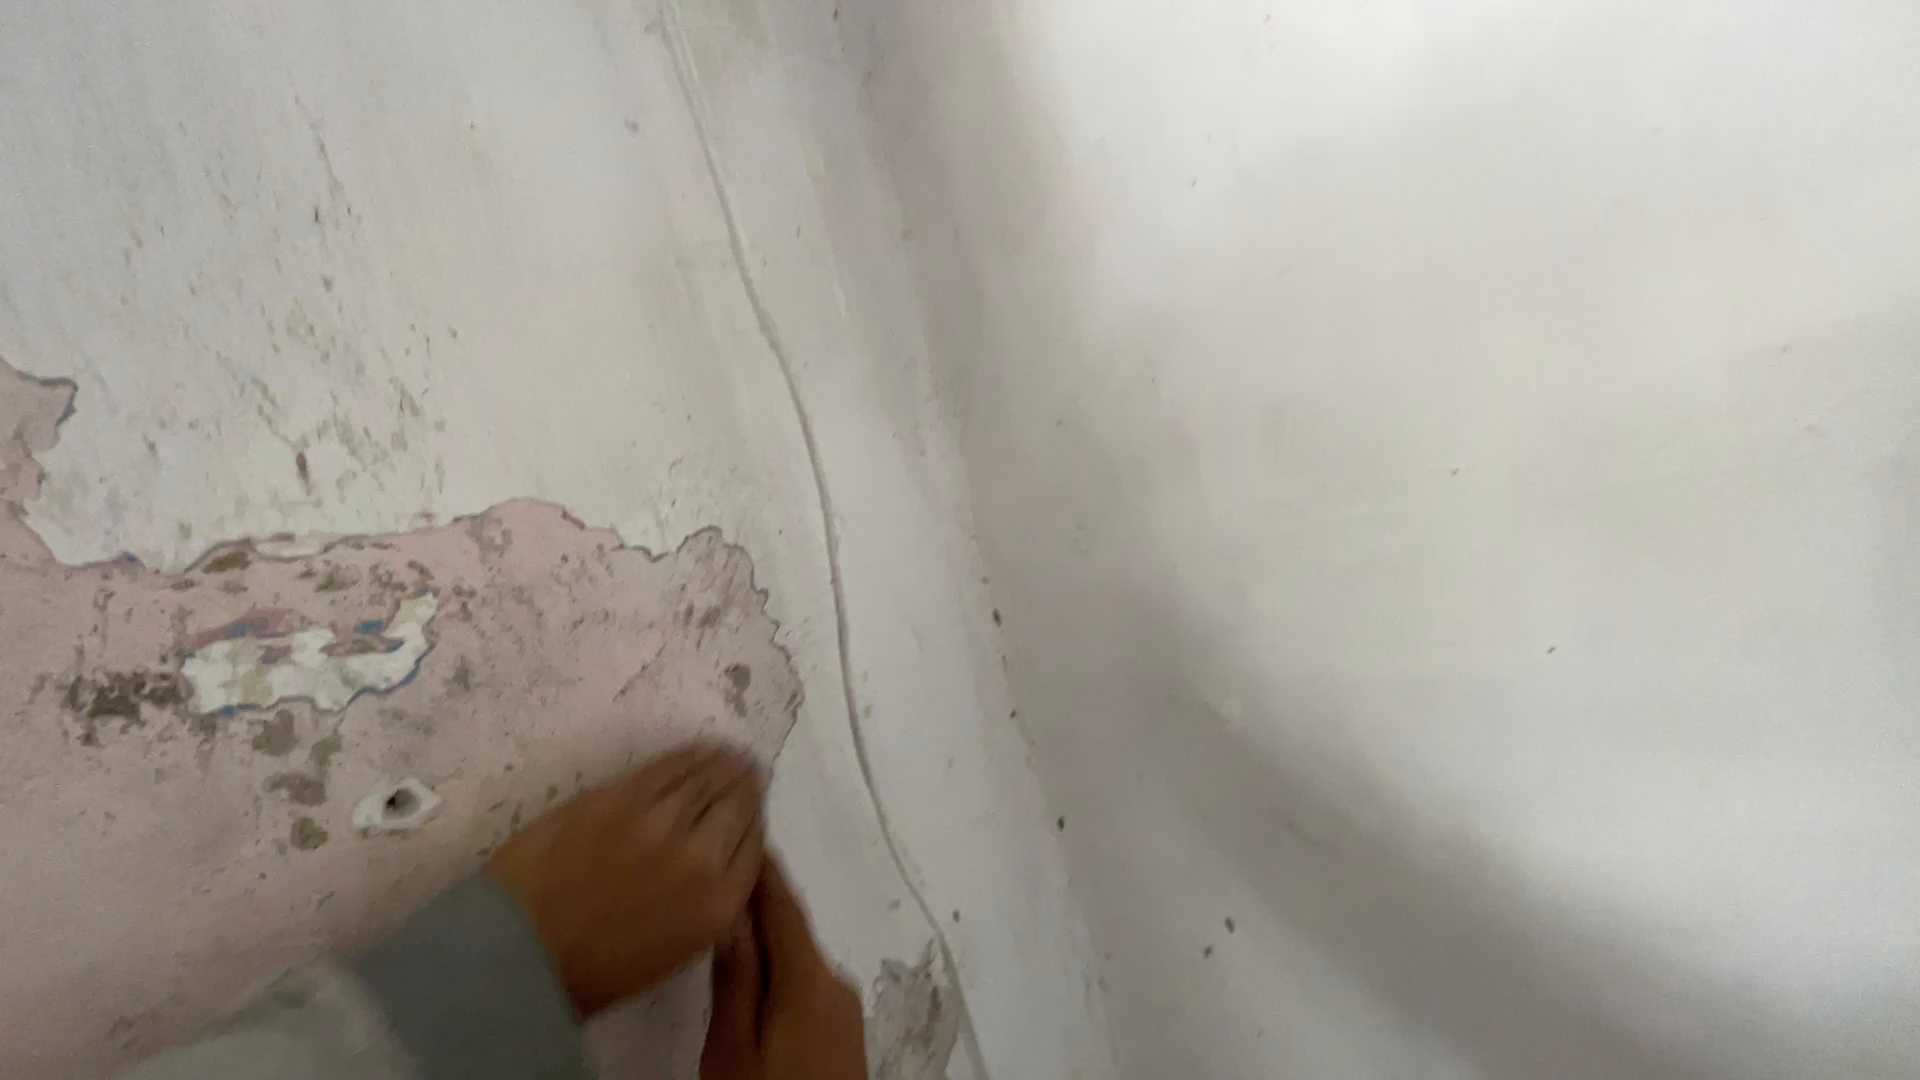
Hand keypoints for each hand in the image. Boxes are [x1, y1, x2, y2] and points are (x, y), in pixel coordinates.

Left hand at [488, 743, 766, 1016]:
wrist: (517, 955)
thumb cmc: (598, 966)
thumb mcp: (679, 946)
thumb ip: (716, 897)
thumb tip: (734, 853)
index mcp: (718, 903)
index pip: (755, 842)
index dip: (754, 819)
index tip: (751, 808)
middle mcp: (701, 856)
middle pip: (739, 804)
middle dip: (746, 787)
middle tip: (747, 774)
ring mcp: (662, 820)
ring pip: (709, 777)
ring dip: (724, 765)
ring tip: (728, 757)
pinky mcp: (624, 796)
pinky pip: (673, 765)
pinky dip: (693, 755)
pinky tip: (702, 750)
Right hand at [701, 860, 866, 1079]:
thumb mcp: (734, 1051)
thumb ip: (735, 983)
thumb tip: (733, 919)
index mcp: (811, 977)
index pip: (785, 907)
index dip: (765, 871)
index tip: (749, 836)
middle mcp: (836, 981)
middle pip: (792, 934)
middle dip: (758, 913)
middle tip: (721, 892)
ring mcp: (845, 1007)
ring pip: (798, 962)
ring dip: (768, 949)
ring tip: (728, 943)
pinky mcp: (844, 1030)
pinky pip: (808, 987)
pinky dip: (781, 977)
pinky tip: (756, 988)